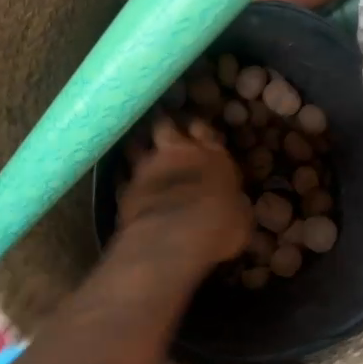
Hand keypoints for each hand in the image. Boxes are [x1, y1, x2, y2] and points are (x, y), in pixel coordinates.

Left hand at [117, 118, 251, 268]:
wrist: (175, 238)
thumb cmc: (220, 226)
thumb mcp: (241, 216)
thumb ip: (233, 201)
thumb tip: (234, 204)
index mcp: (212, 154)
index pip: (202, 128)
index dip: (197, 130)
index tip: (195, 133)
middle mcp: (177, 152)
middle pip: (163, 125)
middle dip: (163, 128)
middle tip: (163, 136)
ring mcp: (147, 167)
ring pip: (136, 144)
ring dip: (138, 148)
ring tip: (140, 153)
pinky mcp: (125, 187)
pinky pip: (122, 176)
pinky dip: (124, 178)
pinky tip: (126, 184)